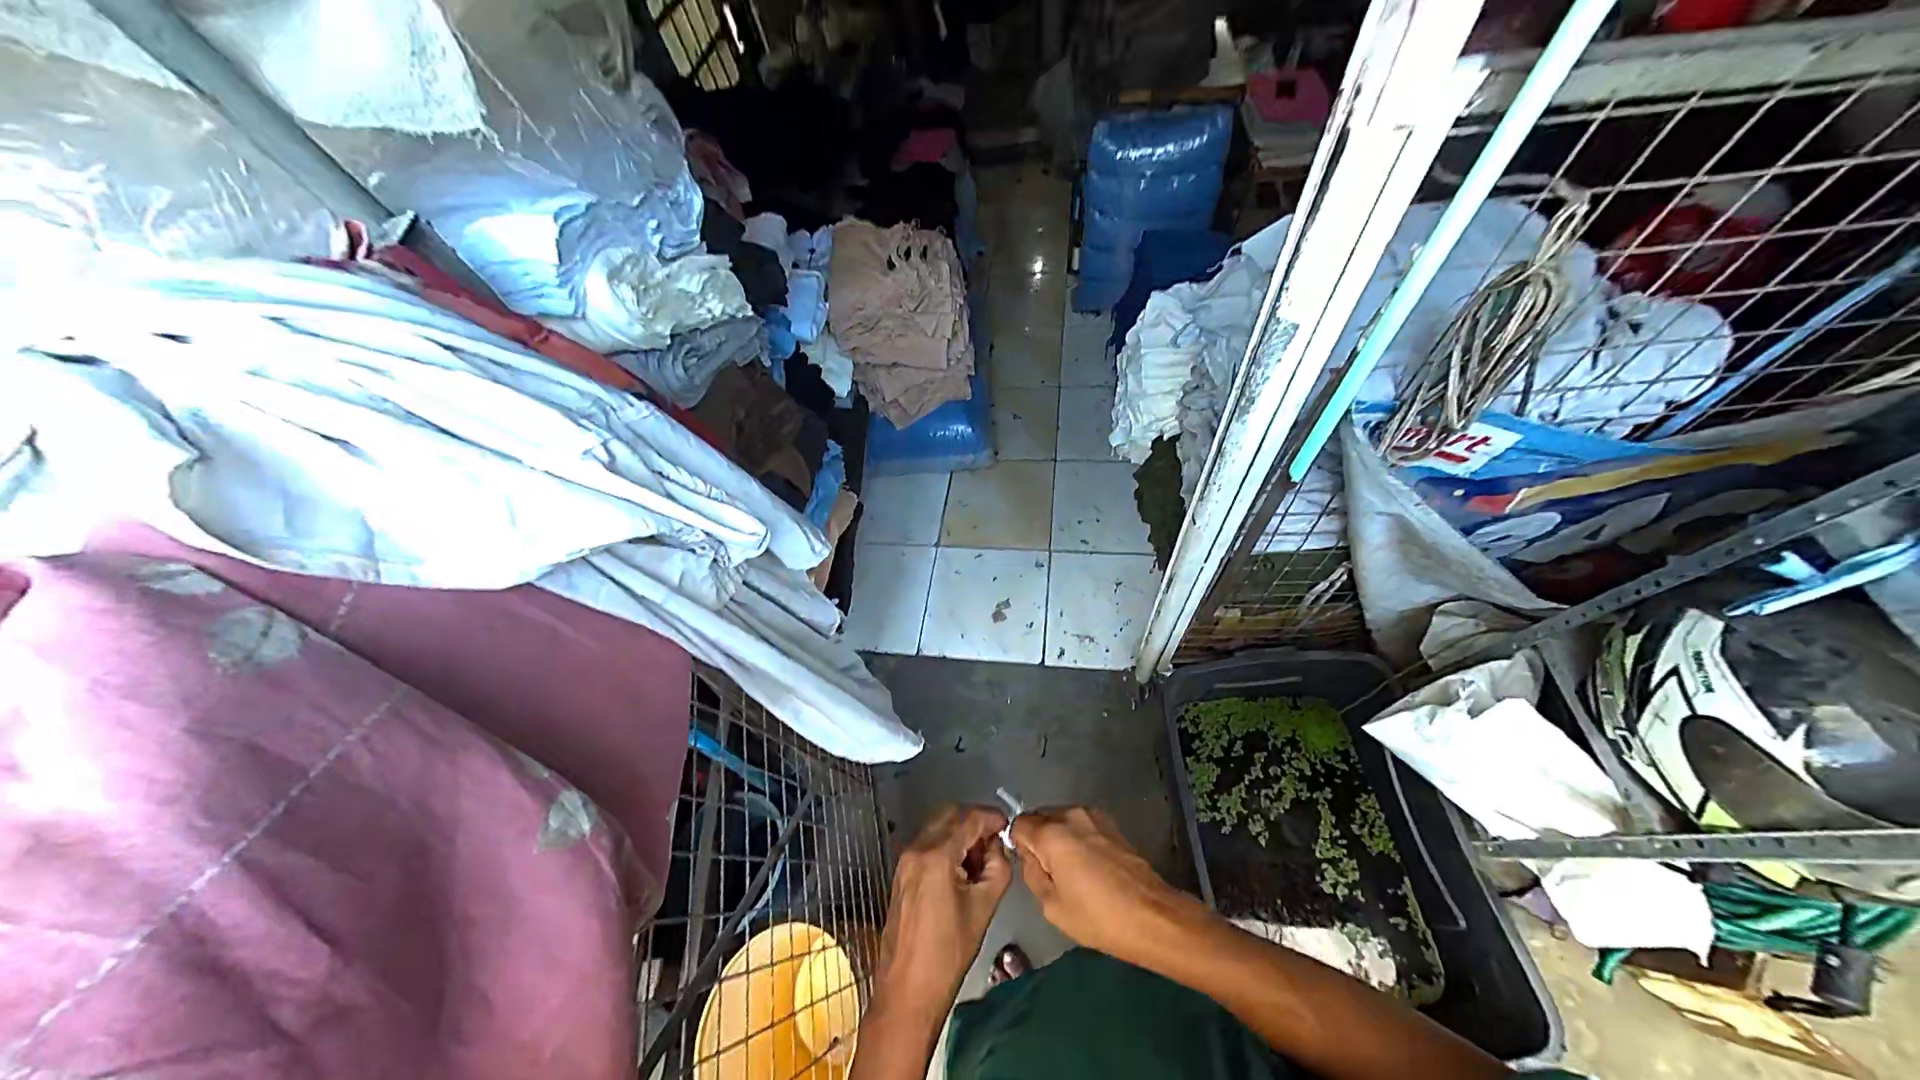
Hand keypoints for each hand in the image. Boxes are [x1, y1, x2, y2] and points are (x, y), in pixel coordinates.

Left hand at [873, 804, 1012, 1015]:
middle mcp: (916, 850)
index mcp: (936, 856)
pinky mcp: (901, 873)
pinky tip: (961, 872)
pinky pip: (927, 844)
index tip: (1007, 827)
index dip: (992, 817)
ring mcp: (904, 861)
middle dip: (974, 822)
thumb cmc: (949, 952)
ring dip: (960, 834)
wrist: (908, 989)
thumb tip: (997, 847)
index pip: (969, 818)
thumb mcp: (984, 907)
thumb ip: (998, 868)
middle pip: (950, 814)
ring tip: (979, 862)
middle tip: (993, 845)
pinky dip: (946, 846)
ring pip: (937, 827)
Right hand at [1009, 806, 1209, 965]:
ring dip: (1059, 837)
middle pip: (1040, 817)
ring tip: (1073, 871)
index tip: (1030, 867)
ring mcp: (1094, 815)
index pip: (1018, 824)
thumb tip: (1029, 855)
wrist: (1152, 916)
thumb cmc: (1098, 917)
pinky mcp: (1111, 823)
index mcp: (1051, 833)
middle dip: (1038, 839)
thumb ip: (1031, 873)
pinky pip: (1081, 824)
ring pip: (1061, 819)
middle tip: (1051, 873)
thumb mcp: (1051, 906)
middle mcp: (1071, 814)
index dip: (1019, 845)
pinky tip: (1090, 866)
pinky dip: (1078, 838)